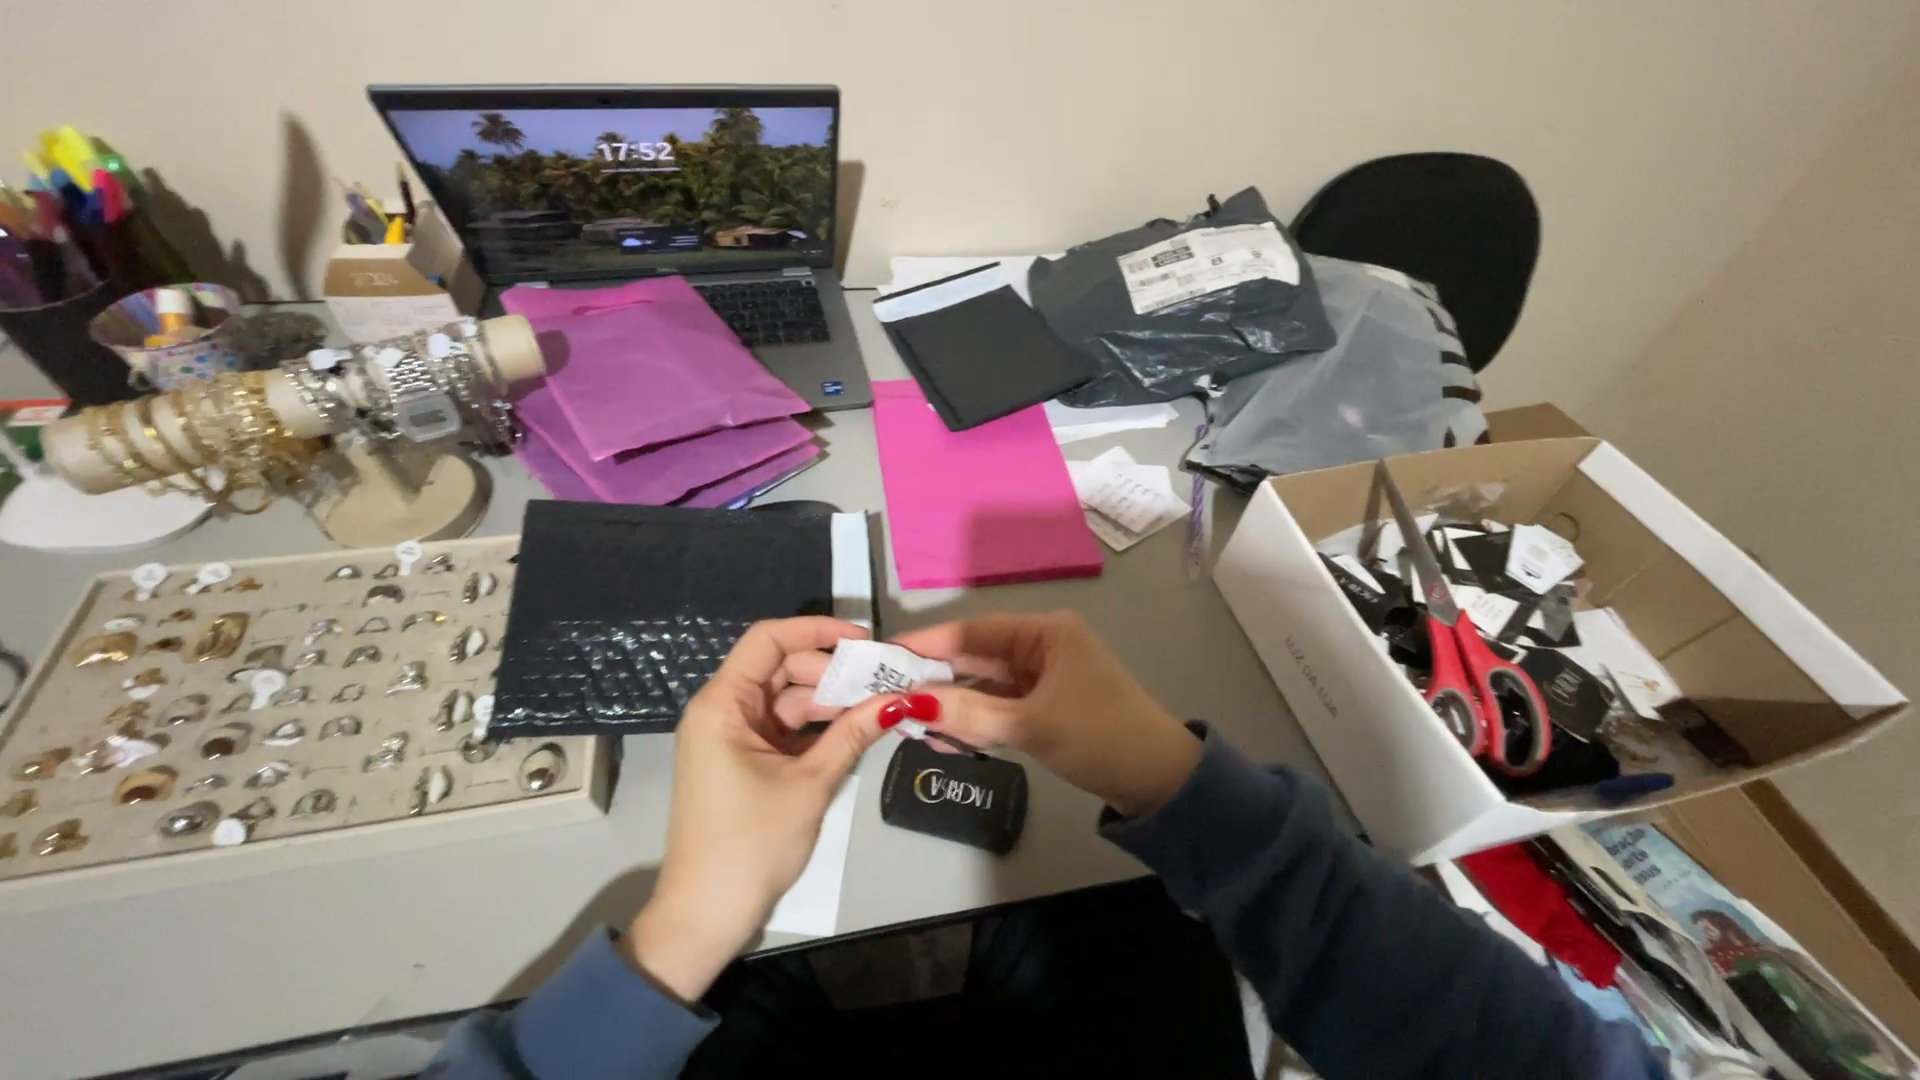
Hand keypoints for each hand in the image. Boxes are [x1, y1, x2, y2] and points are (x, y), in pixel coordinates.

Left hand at [627, 617, 889, 1001]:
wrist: (706, 917)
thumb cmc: (750, 844)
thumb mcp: (810, 784)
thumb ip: (854, 734)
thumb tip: (902, 699)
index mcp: (722, 704)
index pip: (768, 640)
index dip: (816, 630)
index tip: (864, 640)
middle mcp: (723, 711)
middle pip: (782, 668)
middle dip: (833, 671)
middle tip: (884, 680)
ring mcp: (735, 738)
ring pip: (789, 699)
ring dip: (832, 701)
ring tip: (881, 705)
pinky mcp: (747, 762)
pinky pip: (788, 728)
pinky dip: (820, 727)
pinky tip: (859, 729)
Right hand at [893, 611, 1201, 818]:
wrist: (1158, 780)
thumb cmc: (1099, 736)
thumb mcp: (1031, 724)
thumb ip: (969, 714)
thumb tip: (908, 704)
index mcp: (1045, 633)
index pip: (973, 632)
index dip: (927, 645)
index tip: (883, 658)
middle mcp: (1041, 648)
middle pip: (974, 658)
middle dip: (934, 680)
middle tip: (885, 697)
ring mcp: (1041, 679)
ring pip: (982, 687)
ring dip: (952, 707)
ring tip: (908, 725)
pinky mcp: (1043, 707)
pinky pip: (997, 708)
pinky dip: (973, 722)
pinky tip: (942, 739)